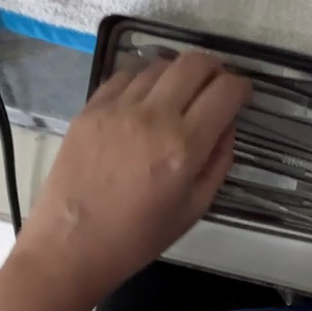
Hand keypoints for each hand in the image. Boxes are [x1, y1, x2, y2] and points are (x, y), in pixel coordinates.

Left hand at [13, 50, 251, 305]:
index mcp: (184, 146)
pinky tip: (144, 103)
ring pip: (160, 65)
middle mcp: (153, 117)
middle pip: (195, 63)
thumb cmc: (137, 238)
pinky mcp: (90, 109)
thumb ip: (219, 160)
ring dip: (178, 75)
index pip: (225, 91)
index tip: (242, 96)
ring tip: (178, 97)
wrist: (69, 247)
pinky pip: (125, 77)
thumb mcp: (195, 208)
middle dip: (215, 69)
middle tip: (215, 88)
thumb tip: (226, 124)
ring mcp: (117, 108)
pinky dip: (144, 82)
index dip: (242, 87)